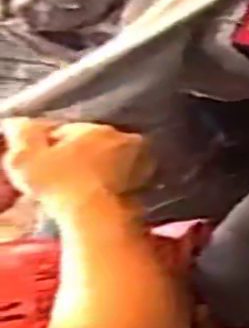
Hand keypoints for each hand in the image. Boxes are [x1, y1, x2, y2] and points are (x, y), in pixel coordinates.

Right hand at [1, 119, 149, 212]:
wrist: (93, 205)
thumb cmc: (55, 180)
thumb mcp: (24, 156)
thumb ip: (22, 133)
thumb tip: (19, 121)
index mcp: (97, 129)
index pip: (64, 130)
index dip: (46, 145)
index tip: (39, 160)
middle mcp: (126, 136)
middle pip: (90, 140)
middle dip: (73, 150)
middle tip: (57, 169)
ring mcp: (143, 152)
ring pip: (108, 151)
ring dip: (93, 159)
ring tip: (76, 176)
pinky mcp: (149, 169)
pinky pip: (123, 164)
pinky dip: (110, 169)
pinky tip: (95, 181)